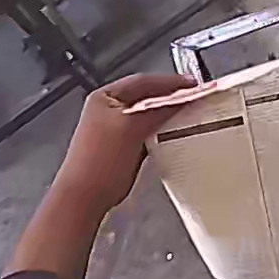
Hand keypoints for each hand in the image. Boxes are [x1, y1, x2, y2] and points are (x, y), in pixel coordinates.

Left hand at [52, 73, 194, 212]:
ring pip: (147, 115)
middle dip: (169, 97)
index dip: (169, 82)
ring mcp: (115, 128)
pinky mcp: (123, 147)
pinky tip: (174, 133)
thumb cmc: (100, 161)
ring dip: (166, 114)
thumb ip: (156, 111)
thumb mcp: (131, 128)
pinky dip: (160, 130)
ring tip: (188, 113)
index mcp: (105, 98)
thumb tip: (179, 99)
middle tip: (194, 97)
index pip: (142, 81)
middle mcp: (108, 109)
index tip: (192, 84)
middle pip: (145, 97)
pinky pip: (146, 132)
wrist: (84, 197)